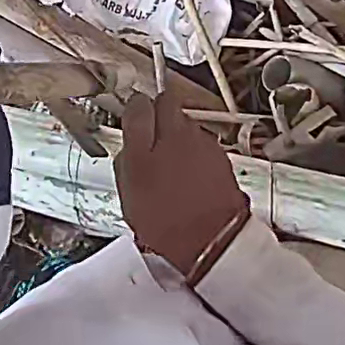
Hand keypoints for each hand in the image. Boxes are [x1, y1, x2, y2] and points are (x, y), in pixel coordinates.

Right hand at [116, 90, 251, 283]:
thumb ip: (125, 156)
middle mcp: (179, 133)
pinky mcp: (219, 153)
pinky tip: (189, 177)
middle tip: (151, 140)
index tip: (134, 118)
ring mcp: (202, 141)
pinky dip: (194, 153)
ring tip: (171, 167)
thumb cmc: (168, 221)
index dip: (136, 109)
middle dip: (159, 117)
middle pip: (166, 106)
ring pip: (185, 125)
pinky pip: (201, 144)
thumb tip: (128, 141)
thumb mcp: (130, 190)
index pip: (140, 104)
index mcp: (149, 141)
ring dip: (178, 137)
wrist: (211, 240)